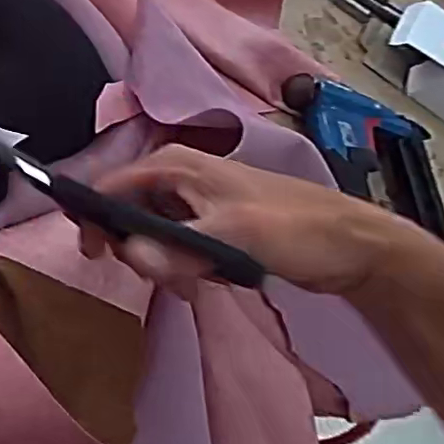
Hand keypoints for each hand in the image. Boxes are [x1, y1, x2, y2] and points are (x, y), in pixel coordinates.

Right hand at [77, 145, 443, 295]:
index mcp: (173, 164)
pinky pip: (172, 241)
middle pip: (127, 208)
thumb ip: (178, 248)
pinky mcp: (206, 221)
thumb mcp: (234, 237)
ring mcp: (191, 198)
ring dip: (158, 258)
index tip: (93, 254)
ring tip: (189, 278)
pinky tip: (203, 277)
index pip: (112, 183)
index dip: (94, 215)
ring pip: (149, 229)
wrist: (350, 244)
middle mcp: (175, 174)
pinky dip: (178, 263)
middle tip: (156, 275)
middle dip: (132, 245)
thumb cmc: (292, 228)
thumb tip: (126, 255)